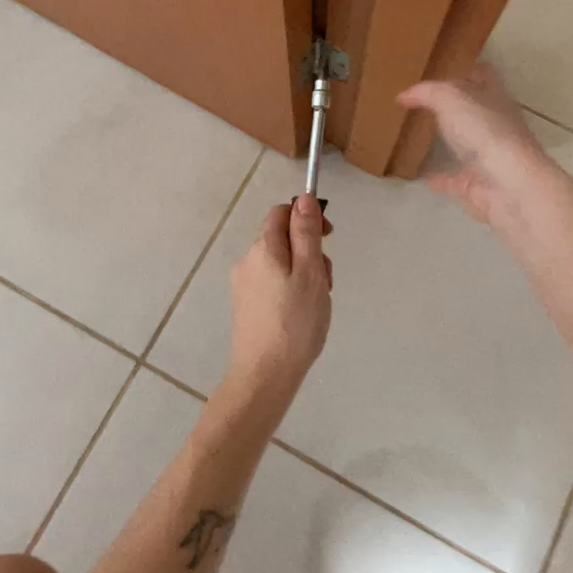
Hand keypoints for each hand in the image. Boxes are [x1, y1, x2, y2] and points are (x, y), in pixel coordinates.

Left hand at [226, 195, 332, 398]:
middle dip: (309, 250)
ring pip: (280, 262)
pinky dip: (290, 289)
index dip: (306, 216)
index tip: (328, 236)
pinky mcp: (246, 305)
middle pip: (281, 237)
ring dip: (303, 271)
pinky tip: (301, 314)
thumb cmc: (294, 321)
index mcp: (263, 247)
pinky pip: (273, 283)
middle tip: (326, 280)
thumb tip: (305, 198)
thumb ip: (306, 233)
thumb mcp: (310, 272)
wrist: (264, 375)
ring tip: (317, 301)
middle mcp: (248, 260)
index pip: (281, 212)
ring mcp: (244, 284)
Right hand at [397, 62, 553, 226]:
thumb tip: (404, 95)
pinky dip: (438, 177)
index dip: (466, 69)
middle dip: (453, 106)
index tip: (441, 68)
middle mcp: (495, 124)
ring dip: (447, 141)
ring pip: (465, 145)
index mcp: (494, 98)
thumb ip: (427, 92)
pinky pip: (453, 179)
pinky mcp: (477, 185)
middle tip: (423, 102)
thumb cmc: (484, 132)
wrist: (509, 186)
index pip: (484, 75)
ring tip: (418, 135)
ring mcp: (488, 157)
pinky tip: (419, 174)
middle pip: (473, 110)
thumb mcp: (451, 98)